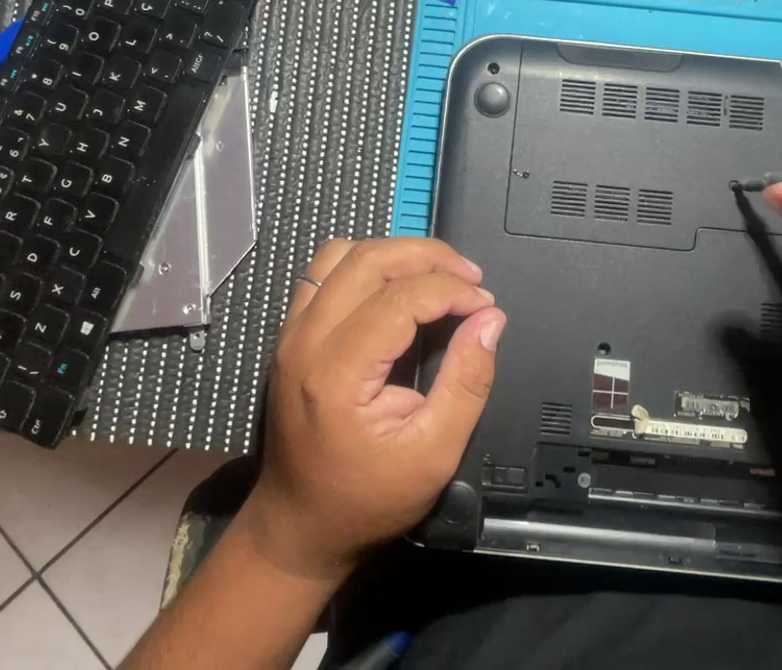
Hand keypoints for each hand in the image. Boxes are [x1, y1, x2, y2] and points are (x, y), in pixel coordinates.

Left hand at [238, 237, 505, 581]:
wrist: (300, 527)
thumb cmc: (367, 499)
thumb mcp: (435, 453)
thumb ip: (467, 381)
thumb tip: (490, 318)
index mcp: (338, 373)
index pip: (401, 298)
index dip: (452, 290)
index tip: (485, 303)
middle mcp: (305, 341)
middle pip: (369, 260)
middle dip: (428, 256)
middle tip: (470, 277)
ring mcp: (291, 333)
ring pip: (342, 254)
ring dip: (396, 253)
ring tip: (438, 275)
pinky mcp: (291, 333)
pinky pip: (325, 272)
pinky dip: (367, 264)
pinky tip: (398, 285)